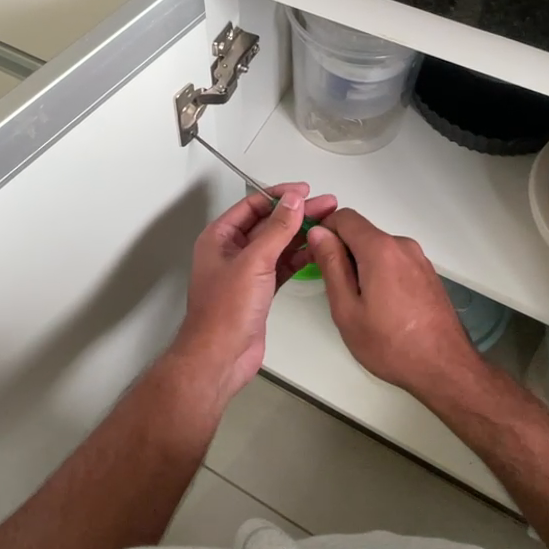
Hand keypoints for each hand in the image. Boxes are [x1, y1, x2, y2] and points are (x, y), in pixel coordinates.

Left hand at [172, 184, 338, 397]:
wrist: (220, 357)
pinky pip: (282, 266)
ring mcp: (246, 271)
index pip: (252, 205)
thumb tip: (293, 201)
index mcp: (219, 237)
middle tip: (326, 204)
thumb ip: (276, 229)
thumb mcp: (254, 262)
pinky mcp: (260, 290)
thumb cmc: (224, 311)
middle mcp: (231, 251)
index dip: (279, 196)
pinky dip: (299, 256)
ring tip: (329, 222)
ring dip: (301, 233)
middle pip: (268, 223)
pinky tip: (318, 248)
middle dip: (296, 213)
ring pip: (278, 244)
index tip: (305, 191)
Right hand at [308, 208, 485, 398]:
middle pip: (362, 233)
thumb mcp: (346, 308)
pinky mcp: (428, 274)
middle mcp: (403, 246)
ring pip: (379, 249)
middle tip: (334, 288)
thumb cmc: (390, 344)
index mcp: (380, 249)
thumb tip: (318, 232)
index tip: (315, 255)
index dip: (324, 230)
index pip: (344, 217)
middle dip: (342, 252)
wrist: (445, 369)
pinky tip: (382, 307)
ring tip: (359, 304)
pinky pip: (395, 262)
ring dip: (362, 265)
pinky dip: (381, 273)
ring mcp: (419, 260)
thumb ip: (331, 264)